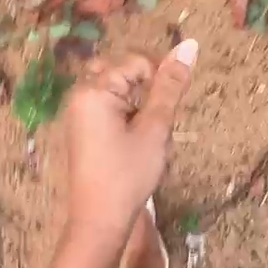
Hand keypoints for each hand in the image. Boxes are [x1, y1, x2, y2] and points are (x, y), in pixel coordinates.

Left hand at [63, 41, 196, 238]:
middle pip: (125, 74)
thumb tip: (189, 44)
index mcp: (94, 90)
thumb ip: (170, 86)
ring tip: (150, 138)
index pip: (137, 63)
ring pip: (119, 92)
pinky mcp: (82, 130)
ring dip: (140, 107)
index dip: (160, 82)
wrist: (99, 222)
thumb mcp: (155, 128)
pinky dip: (128, 119)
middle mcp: (80, 95)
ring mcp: (78, 113)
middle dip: (148, 93)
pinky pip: (109, 108)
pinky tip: (137, 146)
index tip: (168, 113)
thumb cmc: (128, 174)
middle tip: (158, 125)